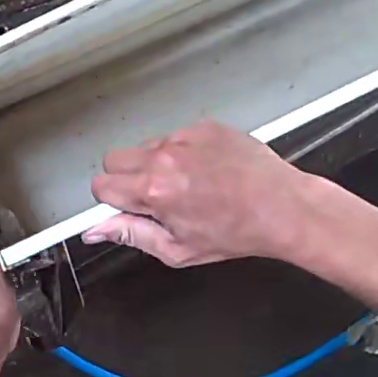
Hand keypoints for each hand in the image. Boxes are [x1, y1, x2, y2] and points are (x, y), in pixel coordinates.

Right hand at [84, 121, 313, 267]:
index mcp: (154, 192)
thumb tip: (95, 231)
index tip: (127, 206)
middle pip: (113, 159)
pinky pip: (175, 136)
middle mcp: (164, 159)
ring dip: (155, 163)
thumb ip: (130, 234)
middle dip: (124, 178)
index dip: (112, 199)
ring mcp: (185, 139)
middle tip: (154, 195)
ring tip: (187, 183)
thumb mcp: (177, 249)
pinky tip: (205, 170)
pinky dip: (183, 152)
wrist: (282, 208)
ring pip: (144, 146)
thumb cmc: (237, 232)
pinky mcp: (203, 127)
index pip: (101, 185)